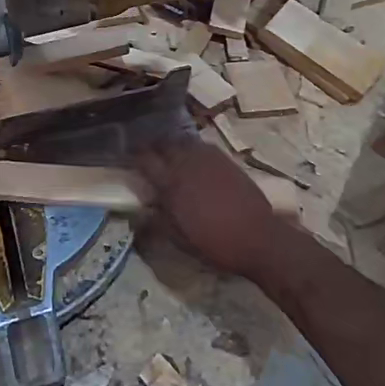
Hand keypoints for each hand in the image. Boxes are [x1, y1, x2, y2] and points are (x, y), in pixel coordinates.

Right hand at [140, 133, 287, 278]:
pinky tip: (193, 157)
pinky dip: (192, 147)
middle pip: (164, 143)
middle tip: (147, 152)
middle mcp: (187, 164)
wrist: (257, 237)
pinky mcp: (226, 159)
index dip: (134, 155)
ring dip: (172, 144)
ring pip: (183, 141)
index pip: (145, 160)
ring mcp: (208, 158)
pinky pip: (202, 145)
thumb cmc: (214, 243)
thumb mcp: (179, 239)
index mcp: (172, 184)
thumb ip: (158, 220)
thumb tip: (141, 210)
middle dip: (152, 145)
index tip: (127, 156)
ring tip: (168, 152)